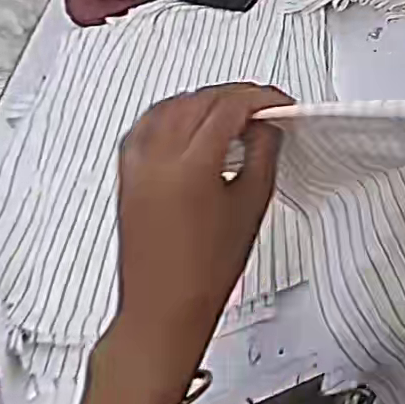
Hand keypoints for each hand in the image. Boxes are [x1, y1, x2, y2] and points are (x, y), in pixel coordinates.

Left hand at [116, 83, 291, 351]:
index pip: (230, 107)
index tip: (278, 103)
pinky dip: (172, 110)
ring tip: (232, 109)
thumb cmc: (206, 269)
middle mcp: (158, 160)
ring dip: (205, 99)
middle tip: (263, 105)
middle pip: (201, 100)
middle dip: (238, 95)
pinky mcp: (126, 174)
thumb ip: (264, 152)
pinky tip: (189, 117)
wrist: (164, 308)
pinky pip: (146, 123)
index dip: (261, 98)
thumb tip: (267, 126)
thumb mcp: (253, 202)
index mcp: (192, 167)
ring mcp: (137, 166)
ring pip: (172, 105)